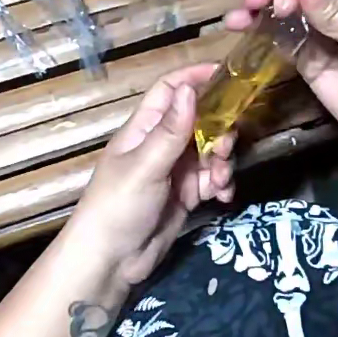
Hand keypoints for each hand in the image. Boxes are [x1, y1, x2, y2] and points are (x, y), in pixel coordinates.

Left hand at [68, 65, 235, 284]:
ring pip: (210, 150)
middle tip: (225, 146)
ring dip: (222, 161)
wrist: (111, 262)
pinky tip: (221, 197)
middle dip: (218, 128)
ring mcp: (174, 170)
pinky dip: (221, 184)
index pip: (170, 90)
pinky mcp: (185, 194)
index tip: (226, 74)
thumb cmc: (118, 206)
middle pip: (198, 119)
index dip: (194, 77)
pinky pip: (211, 178)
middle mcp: (160, 144)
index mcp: (144, 129)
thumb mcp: (145, 166)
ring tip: (219, 180)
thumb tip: (189, 87)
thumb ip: (171, 131)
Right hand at [225, 0, 337, 158]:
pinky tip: (245, 34)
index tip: (278, 2)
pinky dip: (262, 37)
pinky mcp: (311, 64)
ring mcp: (324, 37)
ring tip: (235, 19)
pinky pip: (283, 43)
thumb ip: (336, 10)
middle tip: (249, 4)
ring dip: (259, 12)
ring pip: (285, 15)